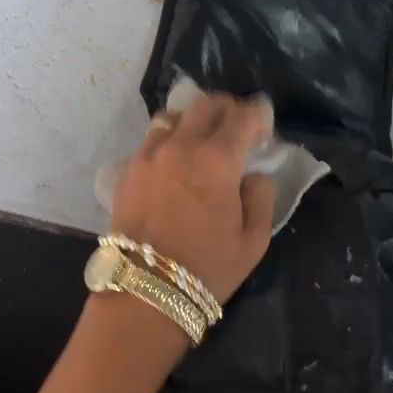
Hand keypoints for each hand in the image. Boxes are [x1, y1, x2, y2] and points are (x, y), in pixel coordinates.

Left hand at [110, 92, 275, 301]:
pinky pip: (152, 139)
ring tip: (203, 140)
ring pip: (174, 117)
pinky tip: (176, 161)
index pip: (241, 118)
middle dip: (227, 109)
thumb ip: (260, 197)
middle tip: (238, 124)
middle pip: (205, 105)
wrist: (146, 287)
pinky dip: (169, 140)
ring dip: (194, 121)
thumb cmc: (208, 268)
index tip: (264, 126)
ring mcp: (149, 154)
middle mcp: (180, 146)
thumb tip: (253, 173)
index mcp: (216, 160)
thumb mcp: (253, 240)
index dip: (258, 116)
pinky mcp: (128, 168)